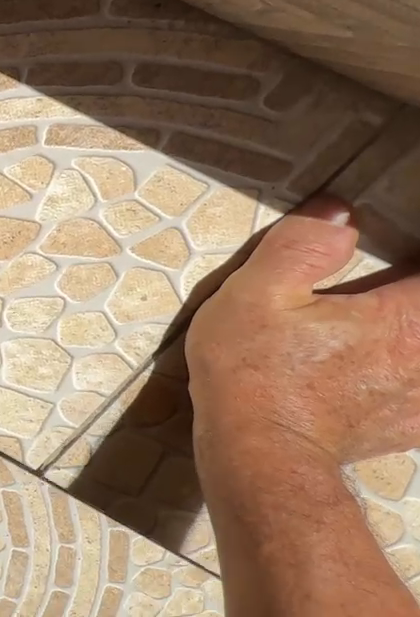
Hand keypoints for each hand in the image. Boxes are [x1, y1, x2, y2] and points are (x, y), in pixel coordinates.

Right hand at [187, 196, 419, 466]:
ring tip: (377, 328)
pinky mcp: (414, 422)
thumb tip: (339, 211)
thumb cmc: (253, 364)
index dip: (414, 258)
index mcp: (402, 316)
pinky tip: (385, 370)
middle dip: (410, 300)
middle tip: (386, 291)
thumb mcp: (255, 294)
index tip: (398, 248)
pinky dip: (407, 371)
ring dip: (408, 333)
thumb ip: (300, 250)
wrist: (261, 445)